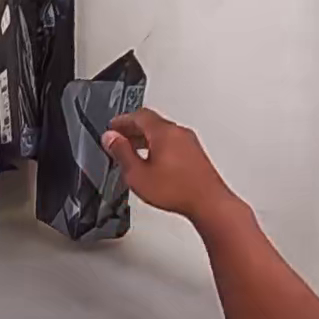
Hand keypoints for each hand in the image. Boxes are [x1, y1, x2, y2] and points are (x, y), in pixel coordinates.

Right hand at [100, 107, 245, 225]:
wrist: (207, 202)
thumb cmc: (177, 189)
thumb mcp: (137, 173)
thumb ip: (121, 153)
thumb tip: (111, 138)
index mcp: (163, 132)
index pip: (139, 116)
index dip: (122, 120)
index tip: (113, 126)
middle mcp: (178, 133)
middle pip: (152, 122)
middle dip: (133, 128)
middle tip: (119, 136)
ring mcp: (189, 143)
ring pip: (163, 133)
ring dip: (145, 138)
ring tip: (132, 149)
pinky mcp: (195, 155)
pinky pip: (172, 143)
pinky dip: (158, 146)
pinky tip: (152, 161)